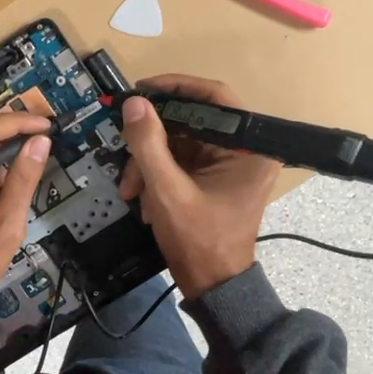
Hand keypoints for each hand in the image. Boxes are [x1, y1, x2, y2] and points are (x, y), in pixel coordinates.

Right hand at [118, 74, 279, 298]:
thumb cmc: (198, 240)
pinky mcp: (209, 179)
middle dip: (151, 140)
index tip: (140, 90)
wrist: (211, 286)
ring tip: (129, 190)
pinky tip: (140, 197)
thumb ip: (148, 145)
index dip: (176, 88)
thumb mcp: (167, 191)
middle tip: (124, 149)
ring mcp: (224, 166)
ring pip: (176, 143)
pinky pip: (176, 162)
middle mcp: (242, 151)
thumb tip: (134, 104)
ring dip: (147, 163)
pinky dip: (153, 176)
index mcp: (248, 149)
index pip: (214, 99)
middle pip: (189, 122)